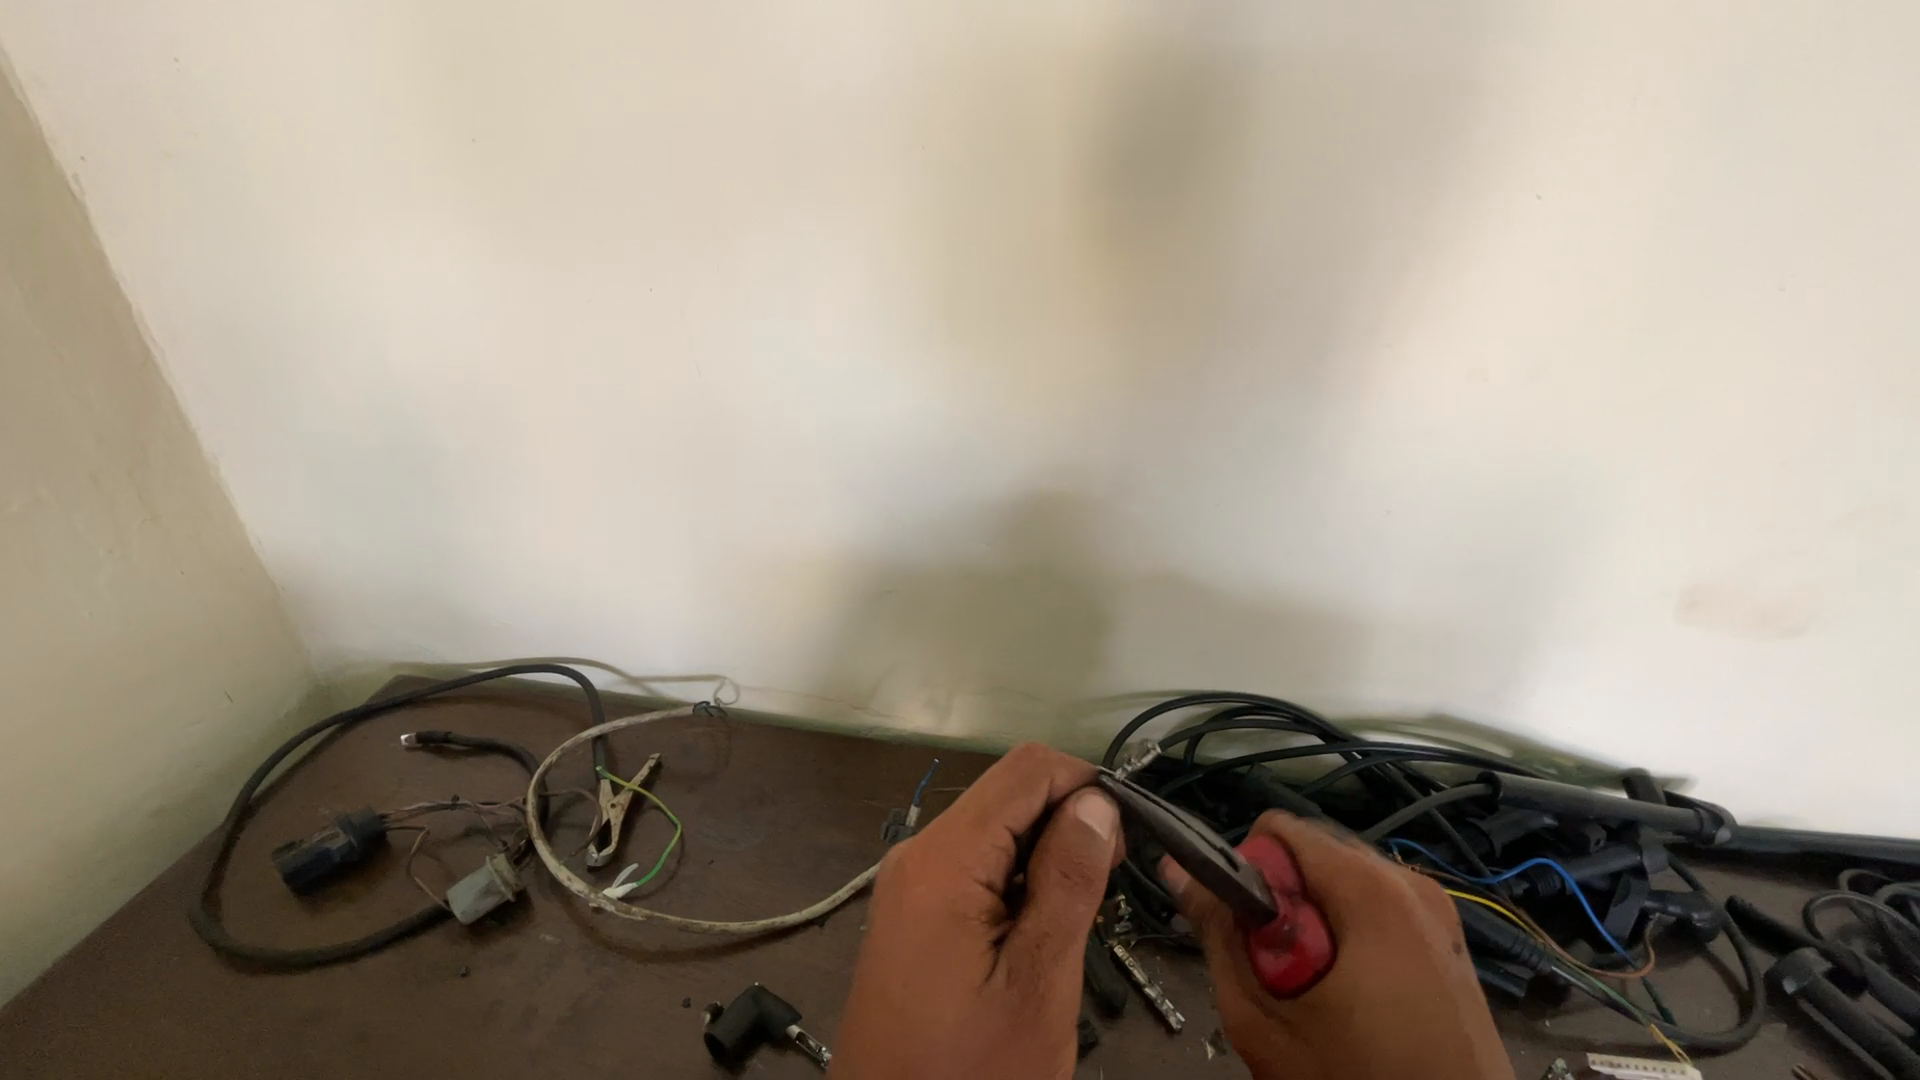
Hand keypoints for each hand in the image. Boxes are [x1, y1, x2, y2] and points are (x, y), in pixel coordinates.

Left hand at [832, 744, 1122, 1079]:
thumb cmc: (970, 1075)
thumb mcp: (1036, 982)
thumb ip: (1067, 881)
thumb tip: (1096, 801)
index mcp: (943, 858)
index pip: (1026, 769)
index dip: (1084, 785)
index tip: (1123, 841)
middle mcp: (919, 853)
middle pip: (1009, 793)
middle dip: (1068, 821)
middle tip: (1104, 888)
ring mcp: (913, 882)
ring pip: (997, 827)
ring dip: (1047, 854)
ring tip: (1072, 919)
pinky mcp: (916, 910)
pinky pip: (978, 864)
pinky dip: (1020, 879)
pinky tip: (1038, 929)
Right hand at [1163, 811, 1513, 1079]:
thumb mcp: (1263, 1014)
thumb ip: (1217, 931)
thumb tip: (1175, 866)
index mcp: (1370, 888)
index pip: (1276, 832)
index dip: (1248, 878)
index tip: (1250, 935)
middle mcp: (1409, 883)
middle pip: (1311, 854)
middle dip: (1282, 902)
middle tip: (1281, 970)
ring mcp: (1438, 912)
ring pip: (1340, 882)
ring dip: (1313, 922)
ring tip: (1319, 991)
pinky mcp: (1449, 941)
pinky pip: (1375, 908)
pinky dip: (1350, 936)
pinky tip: (1353, 998)